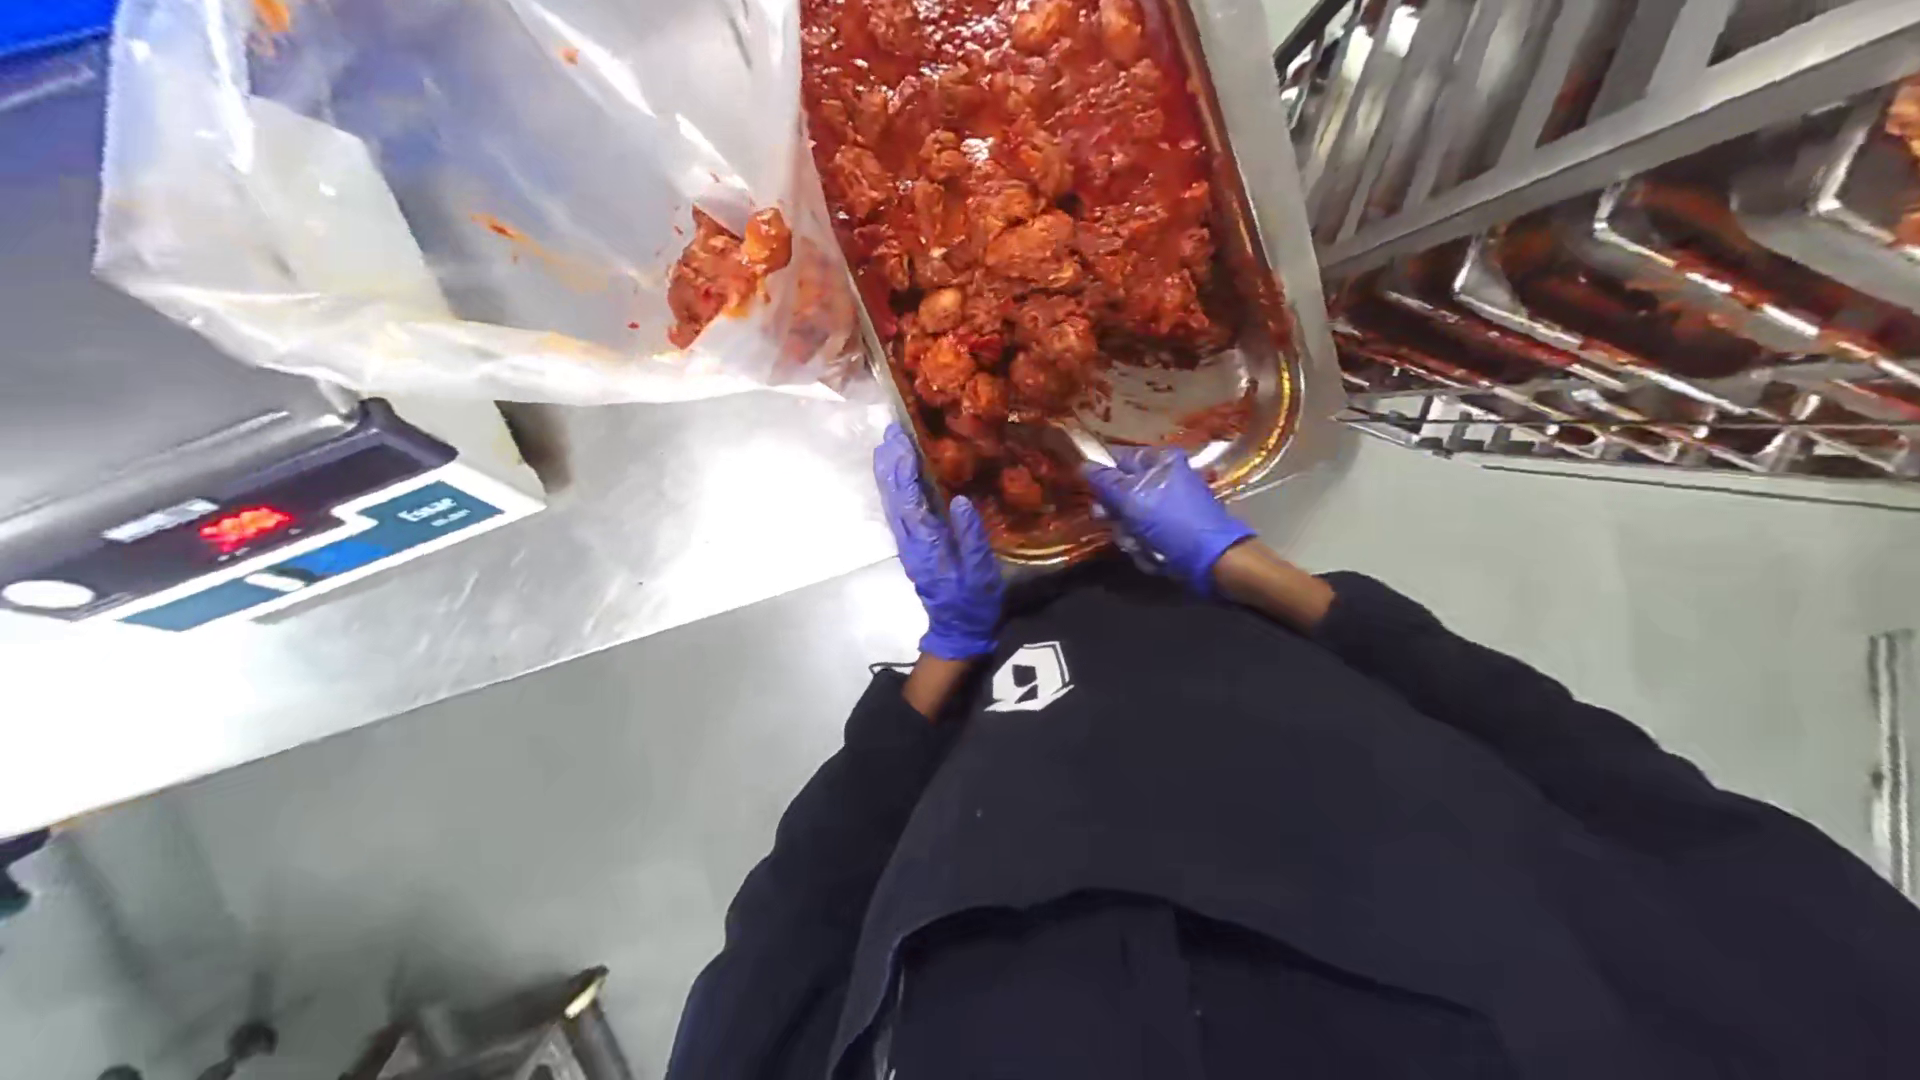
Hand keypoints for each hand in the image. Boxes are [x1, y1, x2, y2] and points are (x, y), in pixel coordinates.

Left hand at [874, 425, 1003, 659]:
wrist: (958, 627)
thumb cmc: (973, 599)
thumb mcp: (980, 571)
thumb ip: (970, 537)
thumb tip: (959, 501)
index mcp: (926, 544)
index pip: (909, 501)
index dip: (904, 471)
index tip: (902, 442)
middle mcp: (910, 541)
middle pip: (893, 497)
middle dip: (890, 464)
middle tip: (891, 432)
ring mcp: (908, 544)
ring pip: (891, 503)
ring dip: (888, 473)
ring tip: (888, 445)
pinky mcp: (912, 545)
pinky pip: (898, 511)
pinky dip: (895, 488)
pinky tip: (898, 474)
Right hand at [1083, 446, 1256, 593]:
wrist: (1213, 560)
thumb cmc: (1170, 522)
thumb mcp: (1131, 498)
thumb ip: (1104, 481)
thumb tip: (1083, 464)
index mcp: (1159, 460)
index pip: (1116, 459)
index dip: (1101, 478)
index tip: (1094, 496)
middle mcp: (1165, 478)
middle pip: (1120, 492)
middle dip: (1116, 513)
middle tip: (1116, 524)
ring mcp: (1168, 505)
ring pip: (1128, 517)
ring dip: (1128, 534)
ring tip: (1141, 544)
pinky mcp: (1171, 529)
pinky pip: (1143, 535)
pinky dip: (1143, 546)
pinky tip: (1152, 553)